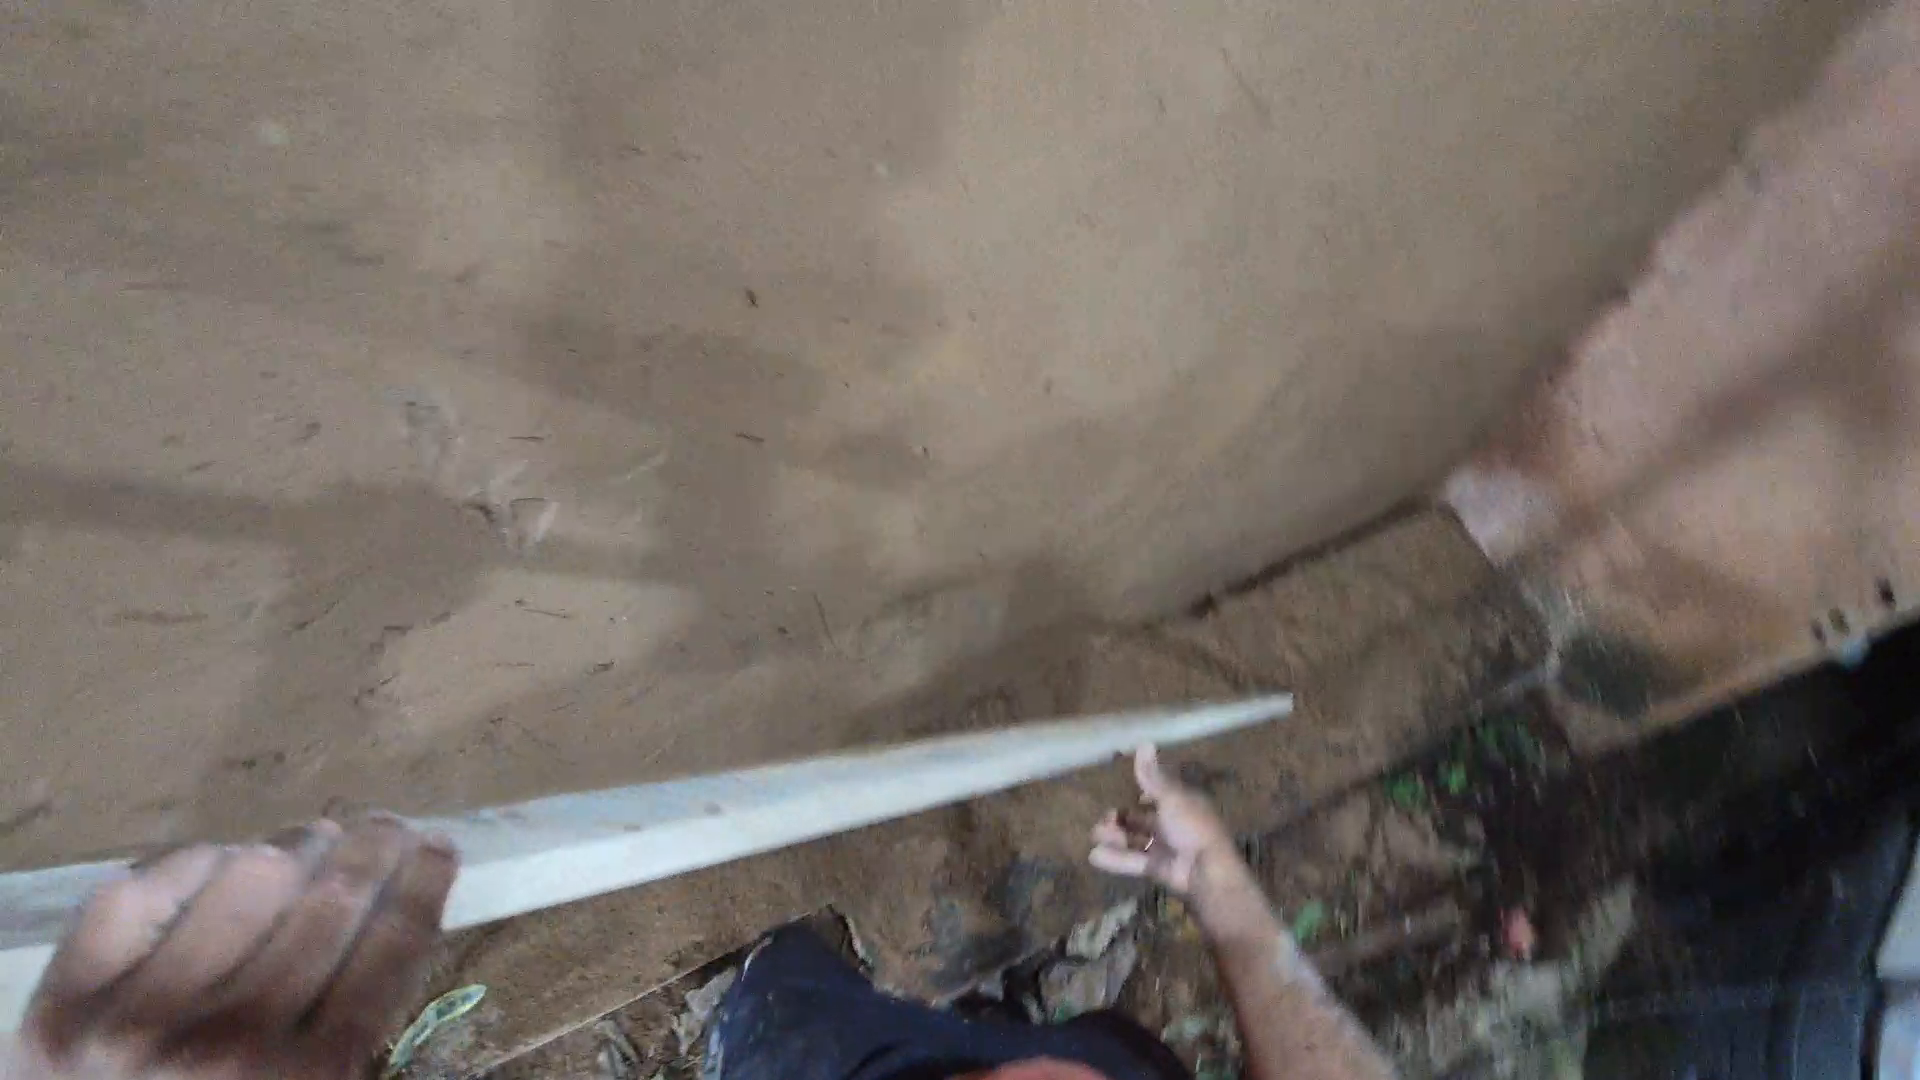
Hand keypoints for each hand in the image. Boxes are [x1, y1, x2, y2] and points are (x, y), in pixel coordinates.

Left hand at [10, 816, 455, 1079]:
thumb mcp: (326, 1074)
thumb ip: (372, 994)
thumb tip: (414, 885)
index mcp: (314, 1068)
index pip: (397, 937)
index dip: (427, 875)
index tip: (438, 843)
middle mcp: (233, 1041)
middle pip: (337, 898)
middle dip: (378, 843)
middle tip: (386, 826)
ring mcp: (141, 1021)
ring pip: (255, 874)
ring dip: (294, 847)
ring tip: (307, 846)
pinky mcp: (63, 1004)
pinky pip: (147, 888)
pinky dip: (196, 863)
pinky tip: (223, 868)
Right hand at [1088, 744, 1237, 894]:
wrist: (1206, 872)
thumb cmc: (1191, 826)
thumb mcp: (1171, 796)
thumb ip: (1152, 776)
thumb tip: (1144, 742)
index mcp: (1182, 804)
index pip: (1160, 794)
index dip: (1144, 792)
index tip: (1125, 791)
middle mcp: (1174, 825)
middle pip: (1142, 819)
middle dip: (1120, 818)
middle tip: (1104, 820)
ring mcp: (1166, 849)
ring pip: (1135, 840)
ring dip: (1115, 837)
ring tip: (1095, 835)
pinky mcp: (1158, 869)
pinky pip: (1134, 861)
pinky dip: (1115, 859)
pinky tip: (1095, 856)